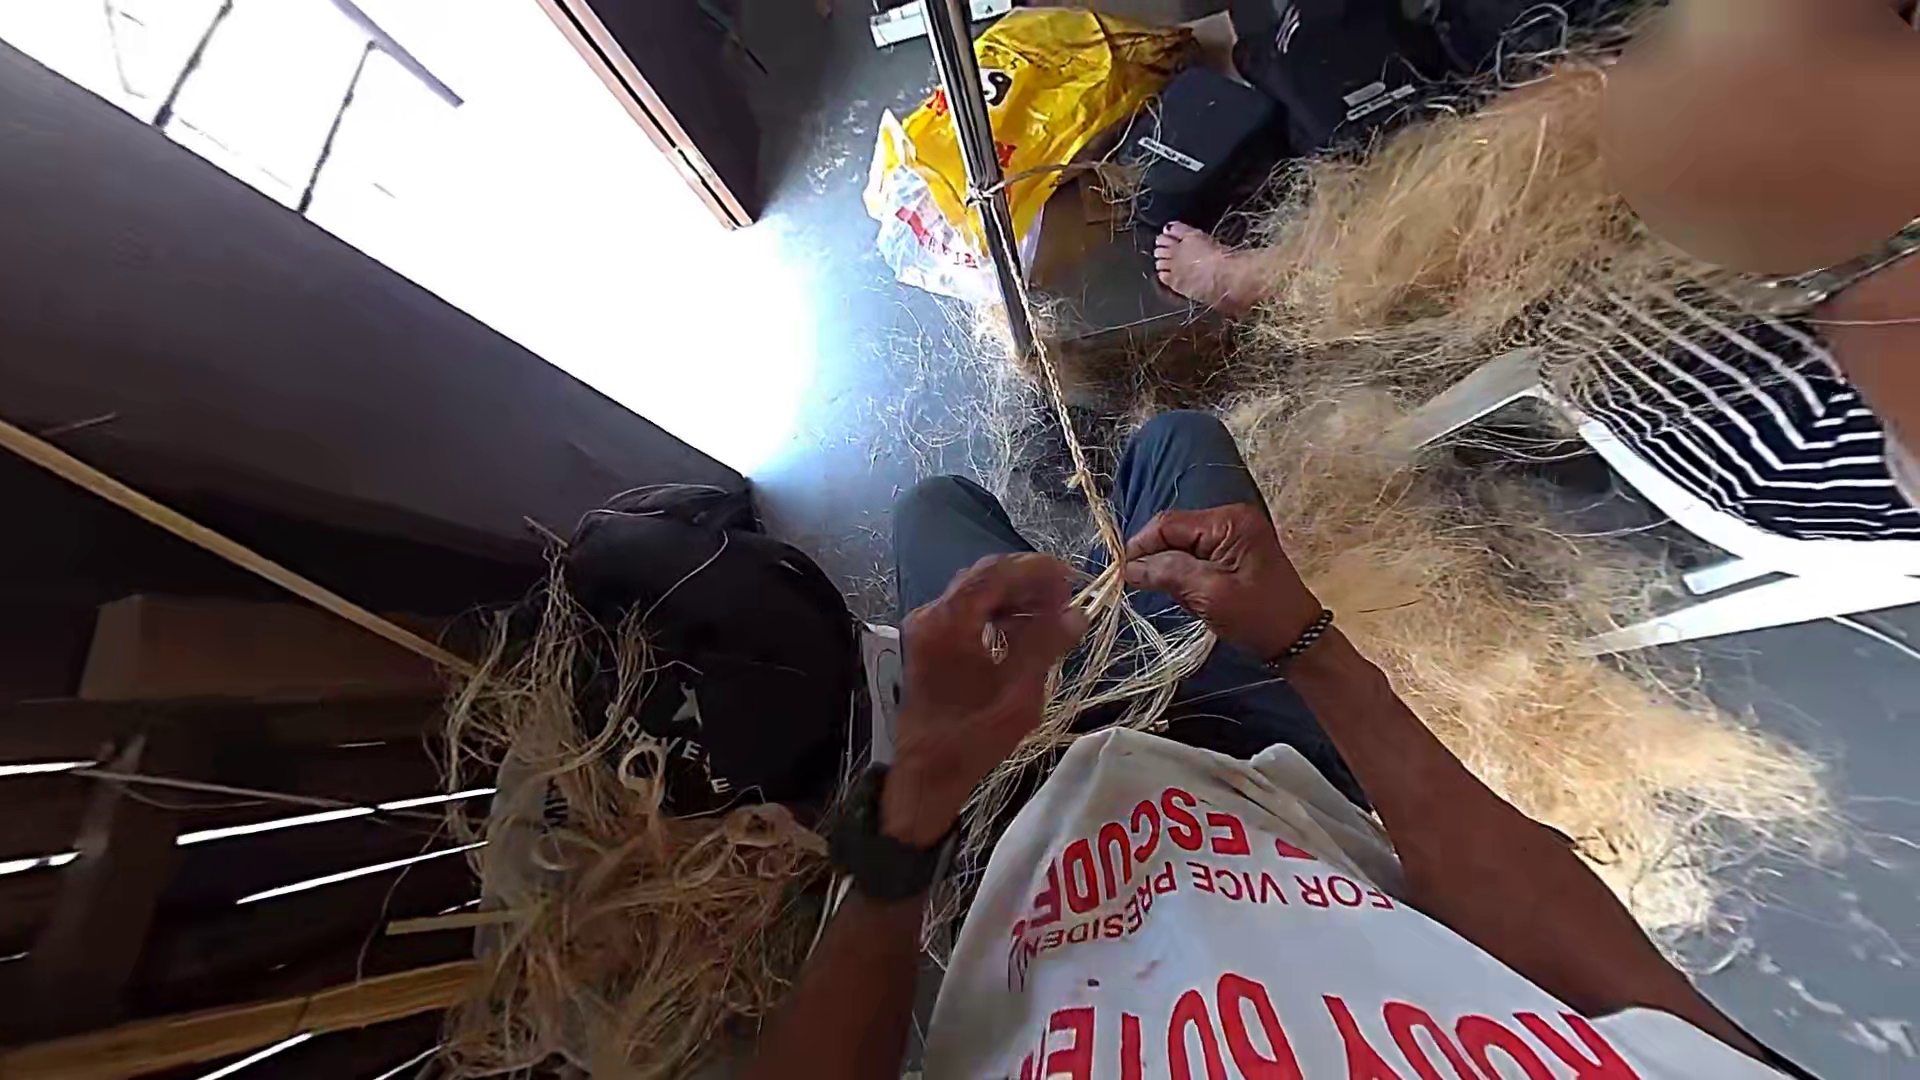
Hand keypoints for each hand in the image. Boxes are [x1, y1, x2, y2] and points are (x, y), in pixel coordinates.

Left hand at [886, 554, 1087, 846]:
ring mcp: (926, 627)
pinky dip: (996, 613)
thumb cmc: (969, 739)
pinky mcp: (928, 642)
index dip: (1036, 569)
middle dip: (1027, 582)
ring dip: (1013, 597)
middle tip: (1063, 598)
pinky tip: (1021, 630)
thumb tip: (1076, 613)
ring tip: (1049, 614)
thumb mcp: (1017, 695)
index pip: (995, 573)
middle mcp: (931, 614)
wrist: (922, 774)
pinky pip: (966, 613)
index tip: (1069, 576)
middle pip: (984, 579)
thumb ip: (1045, 647)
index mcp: (949, 622)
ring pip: (975, 594)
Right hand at [1122, 504, 1320, 659]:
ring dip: (1169, 570)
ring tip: (1180, 595)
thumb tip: (1127, 567)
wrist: (1297, 640)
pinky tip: (1190, 593)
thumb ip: (1166, 572)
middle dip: (1156, 560)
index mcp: (1227, 522)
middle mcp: (1228, 518)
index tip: (1123, 575)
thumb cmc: (1257, 616)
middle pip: (1171, 532)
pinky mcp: (1229, 550)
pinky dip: (1182, 574)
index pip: (1167, 524)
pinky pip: (1191, 555)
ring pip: (1178, 545)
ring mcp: (1230, 534)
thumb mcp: (1208, 593)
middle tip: (1150, 589)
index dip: (1140, 547)